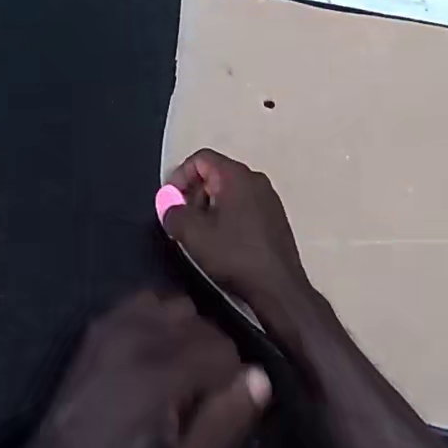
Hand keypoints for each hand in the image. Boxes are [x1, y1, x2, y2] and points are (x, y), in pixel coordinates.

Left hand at [6, 291, 270, 447]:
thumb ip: (222, 427)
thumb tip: (260, 377)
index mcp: (155, 378)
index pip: (223, 350)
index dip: (233, 378)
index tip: (222, 403)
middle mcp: (134, 337)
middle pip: (203, 323)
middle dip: (213, 355)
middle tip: (201, 394)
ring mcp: (112, 323)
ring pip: (179, 304)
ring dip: (189, 332)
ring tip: (179, 370)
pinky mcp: (100, 320)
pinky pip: (148, 298)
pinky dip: (162, 317)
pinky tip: (156, 350)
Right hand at [161, 149, 311, 311]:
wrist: (278, 288)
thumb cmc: (235, 255)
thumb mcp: (193, 234)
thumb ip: (172, 212)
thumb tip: (169, 205)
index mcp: (236, 175)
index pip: (200, 159)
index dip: (179, 176)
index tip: (171, 201)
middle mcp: (255, 179)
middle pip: (214, 172)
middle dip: (193, 193)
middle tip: (184, 219)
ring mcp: (268, 197)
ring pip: (228, 189)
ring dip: (209, 206)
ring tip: (201, 234)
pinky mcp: (275, 216)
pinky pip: (243, 204)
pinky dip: (227, 214)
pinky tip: (222, 241)